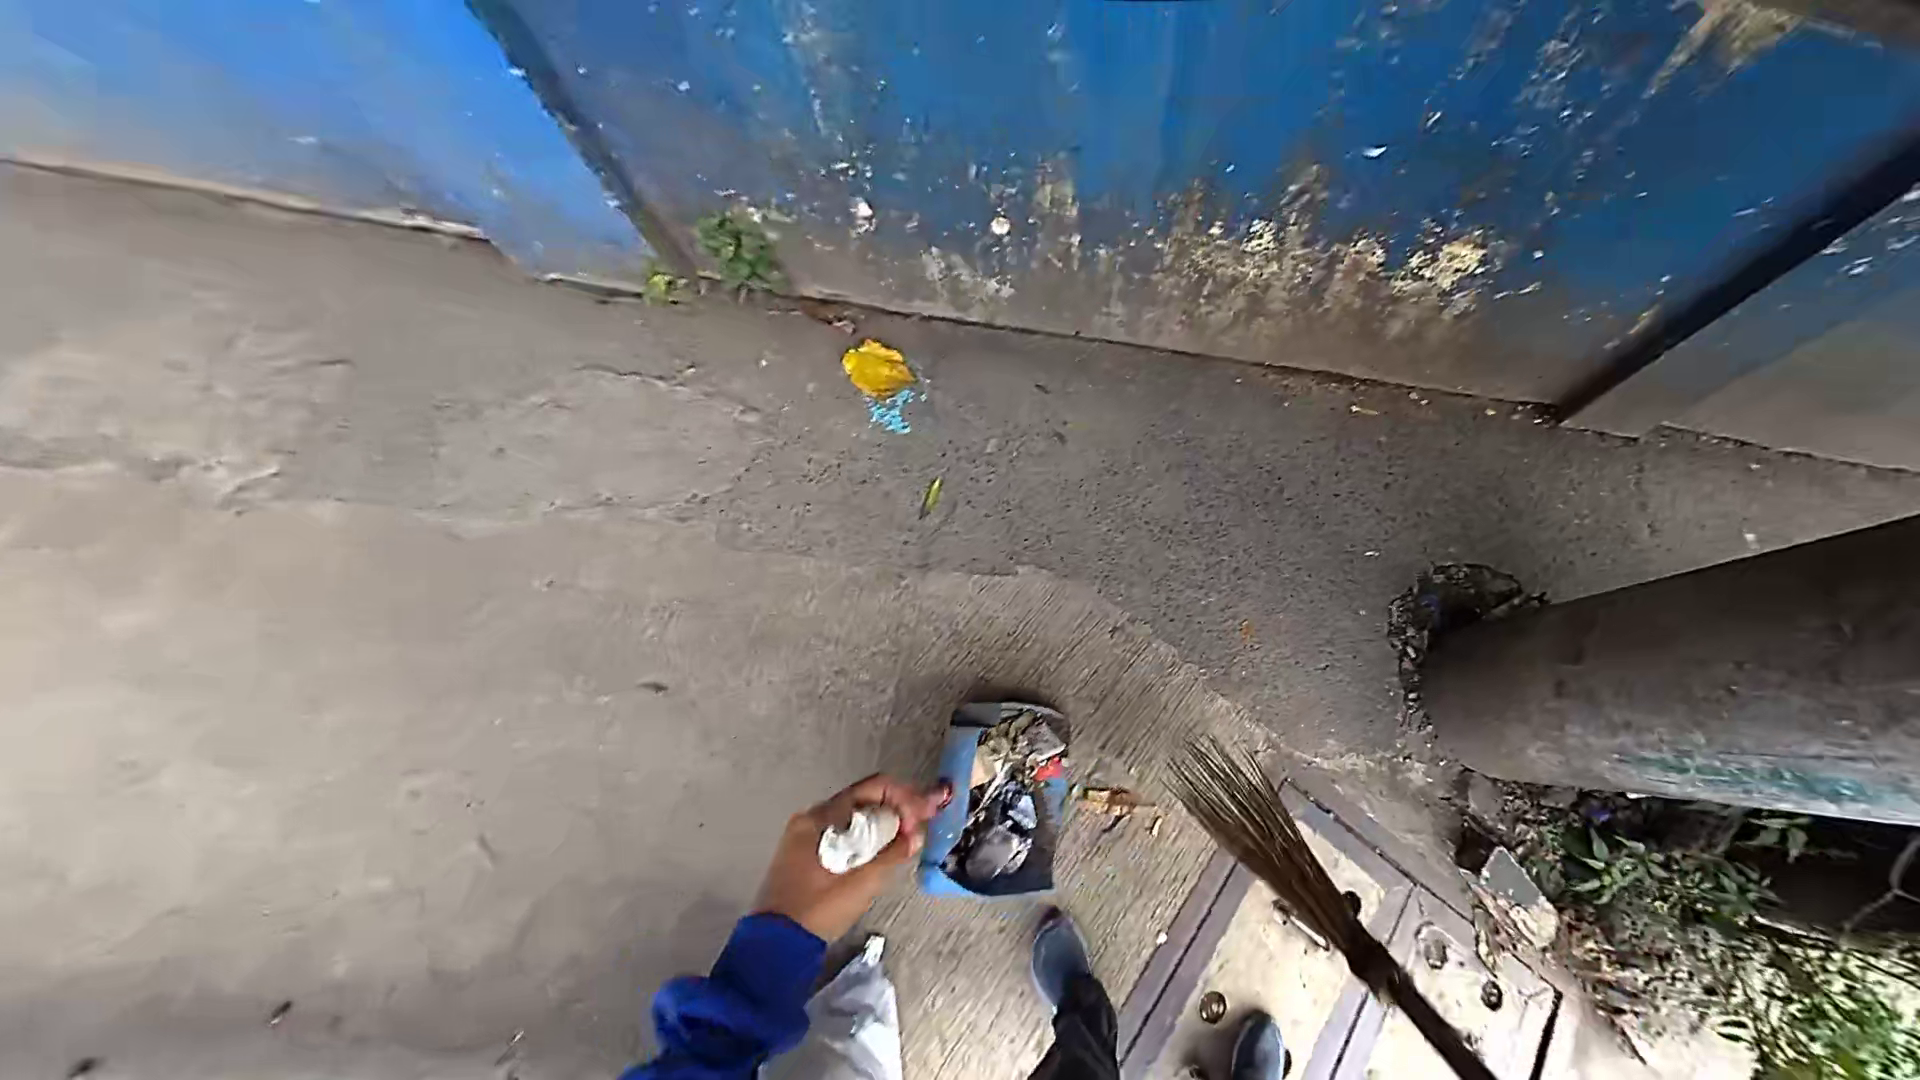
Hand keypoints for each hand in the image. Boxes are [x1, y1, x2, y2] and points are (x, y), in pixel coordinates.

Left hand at [752, 773, 951, 940]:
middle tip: (921, 823)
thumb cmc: (816, 912)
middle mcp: (812, 817)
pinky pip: (845, 831)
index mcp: (820, 816)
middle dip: (896, 808)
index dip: (903, 797)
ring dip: (883, 822)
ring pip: (855, 816)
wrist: (773, 948)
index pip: (872, 788)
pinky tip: (884, 849)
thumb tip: (916, 835)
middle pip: (864, 799)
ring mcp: (806, 835)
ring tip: (908, 836)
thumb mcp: (860, 884)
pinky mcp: (807, 854)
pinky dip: (867, 836)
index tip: (922, 816)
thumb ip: (891, 856)